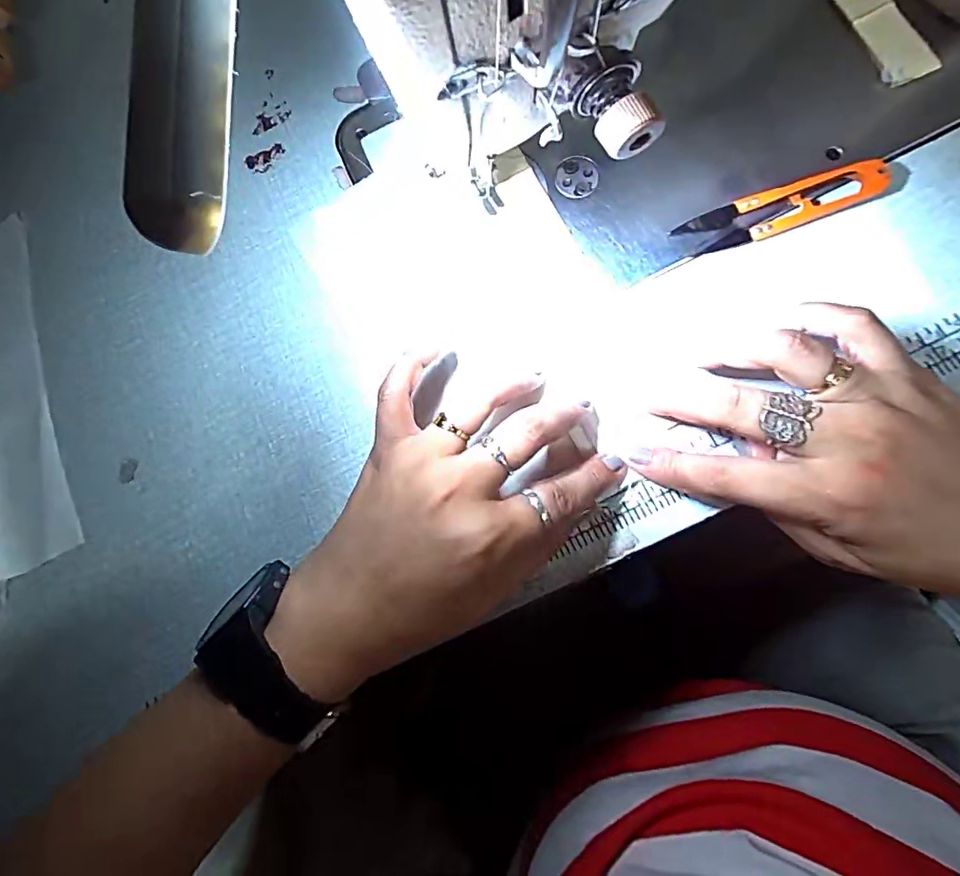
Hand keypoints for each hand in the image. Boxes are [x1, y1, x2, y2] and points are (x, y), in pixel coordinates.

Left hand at [263, 350, 625, 702]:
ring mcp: (420, 461)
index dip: (594, 474)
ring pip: (476, 408)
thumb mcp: (497, 590)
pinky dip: (410, 367)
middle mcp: (459, 488)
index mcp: (491, 533)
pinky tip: (434, 346)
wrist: (346, 612)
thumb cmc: (427, 610)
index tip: (613, 458)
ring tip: (535, 376)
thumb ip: (542, 542)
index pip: (560, 492)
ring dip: (512, 387)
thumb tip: (581, 499)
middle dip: (564, 418)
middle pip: (526, 436)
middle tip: (582, 406)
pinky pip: (396, 396)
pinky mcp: (387, 449)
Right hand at [628, 303, 959, 631]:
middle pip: (744, 405)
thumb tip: (741, 472)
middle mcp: (848, 436)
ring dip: (735, 345)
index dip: (676, 463)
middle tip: (647, 388)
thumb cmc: (941, 557)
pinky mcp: (907, 369)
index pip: (731, 474)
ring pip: (789, 350)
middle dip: (682, 396)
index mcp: (834, 494)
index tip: (638, 448)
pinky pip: (854, 323)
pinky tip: (788, 315)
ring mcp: (878, 392)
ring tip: (704, 348)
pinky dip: (815, 312)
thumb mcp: (851, 557)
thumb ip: (788, 512)